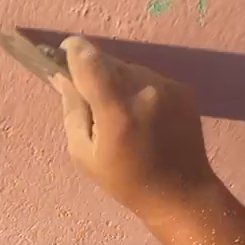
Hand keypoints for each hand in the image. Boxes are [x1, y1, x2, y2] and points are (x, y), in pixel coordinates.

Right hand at [52, 36, 219, 219]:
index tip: (64, 54)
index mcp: (116, 111)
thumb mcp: (83, 155)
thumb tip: (62, 77)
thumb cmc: (124, 181)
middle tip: (91, 99)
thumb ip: (72, 111)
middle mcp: (144, 90)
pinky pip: (148, 77)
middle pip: (107, 61)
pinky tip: (143, 117)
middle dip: (93, 72)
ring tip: (119, 113)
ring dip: (116, 81)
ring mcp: (167, 86)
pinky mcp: (182, 88)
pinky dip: (138, 89)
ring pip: (128, 68)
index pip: (89, 59)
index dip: (73, 51)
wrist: (181, 193)